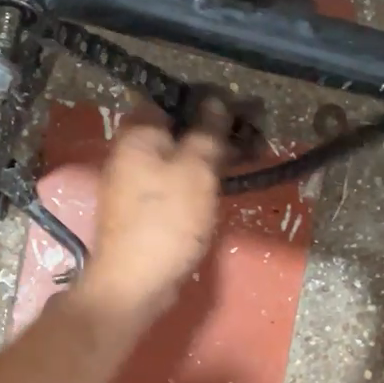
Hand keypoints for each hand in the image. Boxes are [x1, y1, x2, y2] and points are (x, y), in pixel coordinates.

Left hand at [75, 100, 231, 321]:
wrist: (134, 284)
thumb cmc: (166, 222)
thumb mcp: (195, 170)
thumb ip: (207, 133)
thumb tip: (215, 102)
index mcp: (136, 136)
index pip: (170, 98)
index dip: (204, 97)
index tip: (239, 104)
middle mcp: (129, 155)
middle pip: (175, 130)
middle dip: (214, 128)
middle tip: (253, 132)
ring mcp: (134, 186)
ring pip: (178, 158)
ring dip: (211, 155)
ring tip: (249, 155)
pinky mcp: (144, 213)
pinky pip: (175, 184)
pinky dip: (198, 180)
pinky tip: (225, 183)